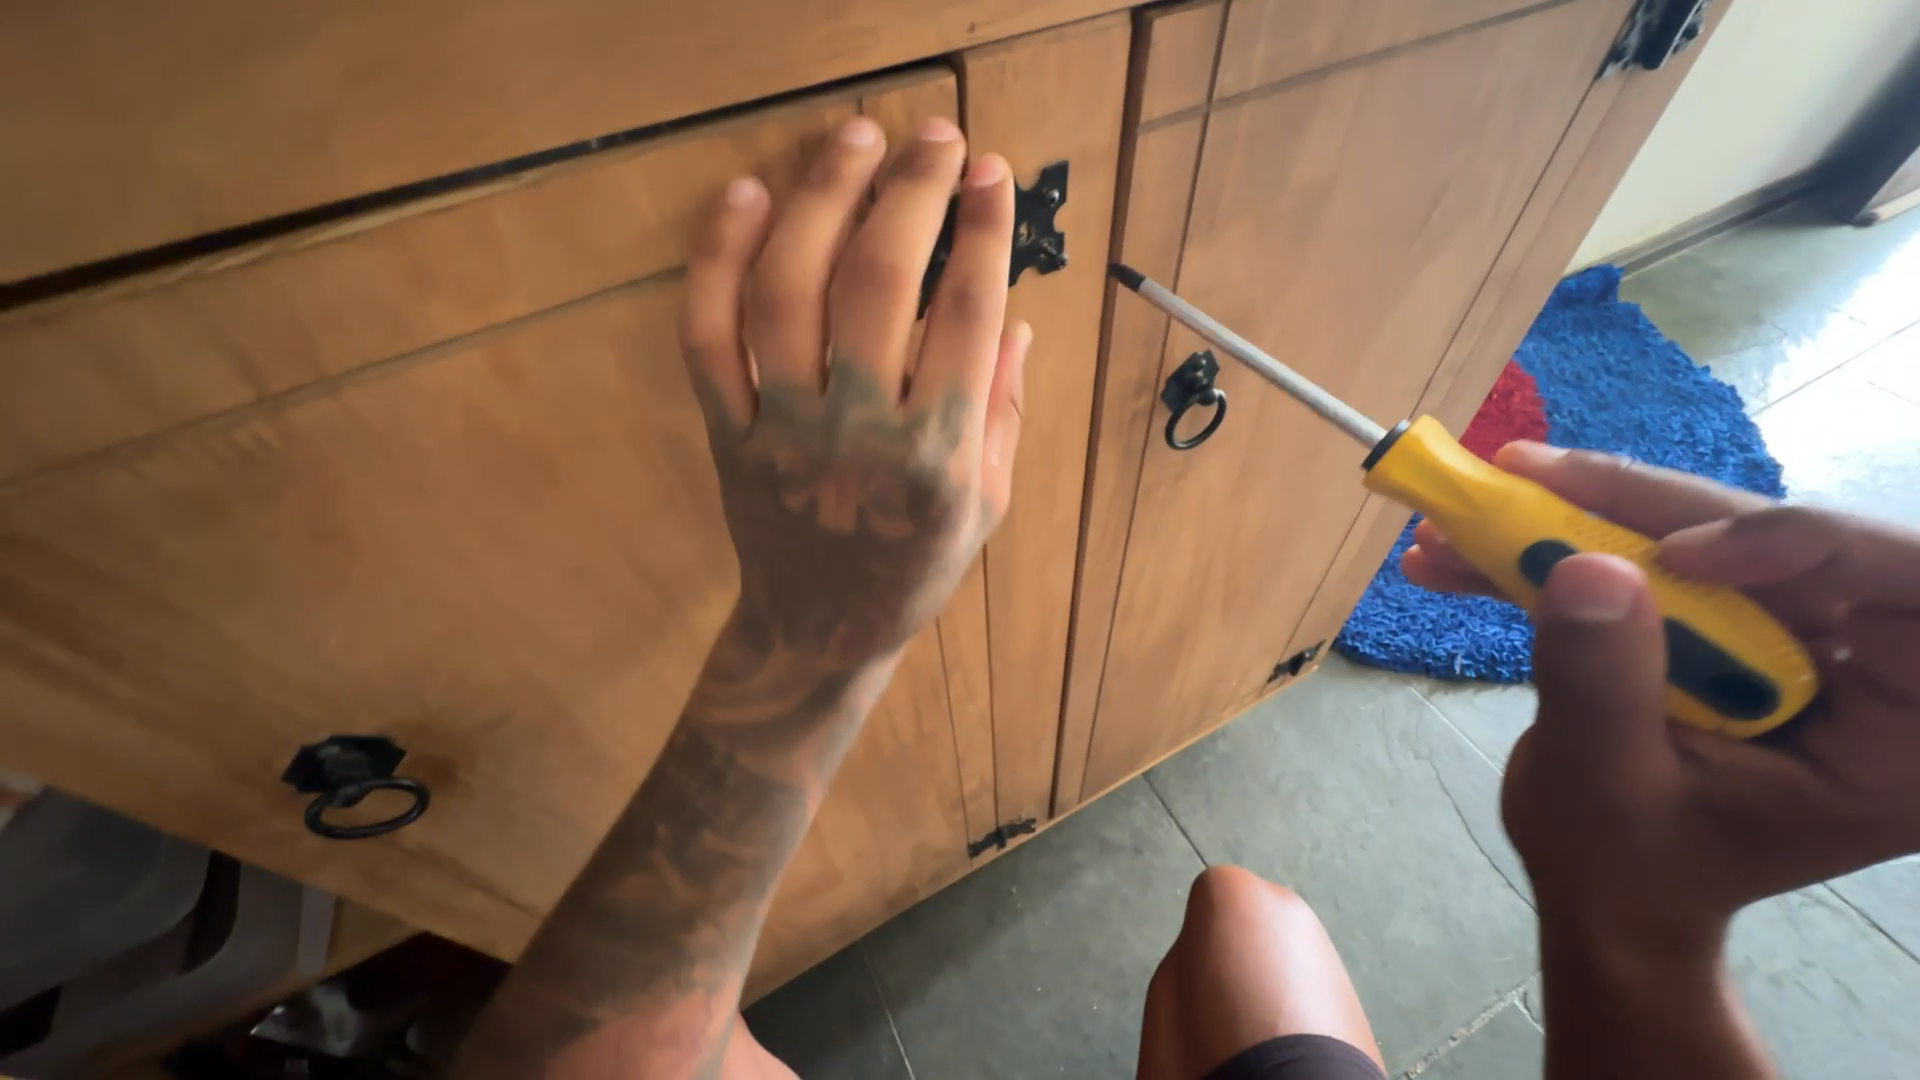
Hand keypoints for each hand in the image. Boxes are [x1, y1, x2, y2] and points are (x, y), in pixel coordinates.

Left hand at [679, 115, 1028, 669]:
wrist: (819, 631)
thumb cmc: (913, 569)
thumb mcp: (988, 505)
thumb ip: (1004, 412)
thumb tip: (1018, 321)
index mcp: (940, 455)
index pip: (967, 316)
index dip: (983, 231)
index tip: (991, 172)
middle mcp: (862, 434)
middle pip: (879, 283)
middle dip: (912, 192)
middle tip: (933, 137)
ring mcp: (784, 432)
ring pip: (789, 291)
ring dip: (821, 199)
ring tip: (852, 139)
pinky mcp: (728, 435)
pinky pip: (708, 336)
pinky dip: (718, 260)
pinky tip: (747, 195)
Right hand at [1404, 442, 1919, 944]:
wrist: (1601, 885)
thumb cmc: (1622, 862)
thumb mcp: (1606, 781)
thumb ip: (1604, 681)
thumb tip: (1586, 566)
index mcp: (1900, 724)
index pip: (1908, 591)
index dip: (1803, 545)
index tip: (1676, 553)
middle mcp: (1854, 662)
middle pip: (1768, 544)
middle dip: (1639, 508)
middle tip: (1526, 474)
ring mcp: (1767, 638)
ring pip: (1682, 540)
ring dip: (1565, 522)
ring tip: (1461, 517)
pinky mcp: (1696, 626)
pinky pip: (1627, 567)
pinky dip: (1535, 557)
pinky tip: (1451, 560)